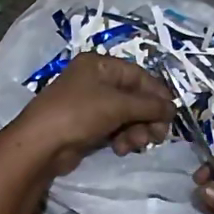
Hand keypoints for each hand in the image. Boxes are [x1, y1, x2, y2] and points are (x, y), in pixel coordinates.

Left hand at [7, 54, 174, 174]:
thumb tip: (172, 108)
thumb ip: (149, 105)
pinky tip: (120, 149)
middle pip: (134, 96)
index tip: (171, 115)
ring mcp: (90, 103)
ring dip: (136, 130)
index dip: (157, 94)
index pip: (139, 75)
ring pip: (126, 114)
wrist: (41, 144)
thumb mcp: (118, 105)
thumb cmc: (79, 114)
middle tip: (156, 136)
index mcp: (100, 64)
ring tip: (133, 145)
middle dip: (147, 117)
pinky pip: (114, 127)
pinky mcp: (86, 124)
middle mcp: (95, 80)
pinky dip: (122, 137)